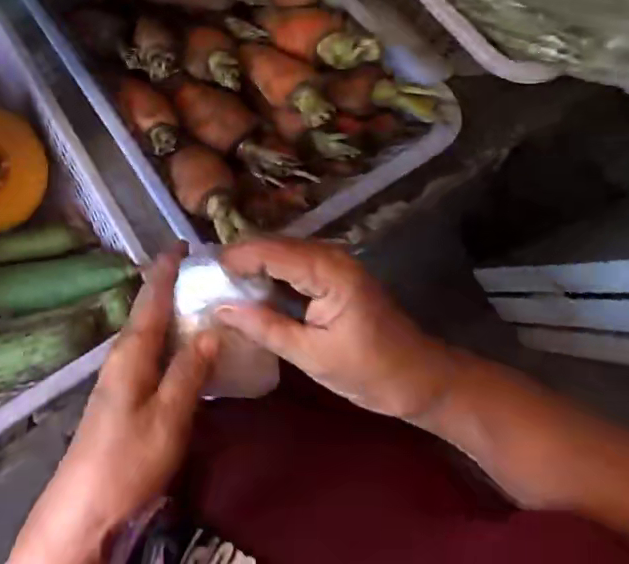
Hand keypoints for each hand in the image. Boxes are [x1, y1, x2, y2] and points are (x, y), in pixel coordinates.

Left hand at [9, 248, 217, 563]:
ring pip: (144, 328)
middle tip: (195, 267)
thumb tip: (209, 326)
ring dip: (164, 308)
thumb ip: (188, 372)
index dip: (165, 269)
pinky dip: (162, 334)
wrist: (85, 500)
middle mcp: (121, 352)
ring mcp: (117, 372)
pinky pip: (145, 348)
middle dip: (165, 284)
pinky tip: (176, 342)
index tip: (180, 243)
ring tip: (191, 295)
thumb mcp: (168, 416)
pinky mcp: (120, 391)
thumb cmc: (129, 456)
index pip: (150, 297)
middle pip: (145, 308)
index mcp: (131, 349)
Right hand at [215, 238, 458, 420]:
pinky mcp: (331, 272)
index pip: (267, 251)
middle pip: (269, 245)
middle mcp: (328, 254)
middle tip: (204, 279)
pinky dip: (266, 273)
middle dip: (235, 259)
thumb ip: (265, 328)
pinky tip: (248, 289)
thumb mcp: (313, 357)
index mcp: (327, 269)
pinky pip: (289, 262)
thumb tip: (218, 309)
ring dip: (249, 265)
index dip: (232, 259)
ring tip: (218, 284)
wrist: (427, 384)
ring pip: (276, 251)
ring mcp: (331, 260)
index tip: (201, 274)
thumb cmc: (374, 374)